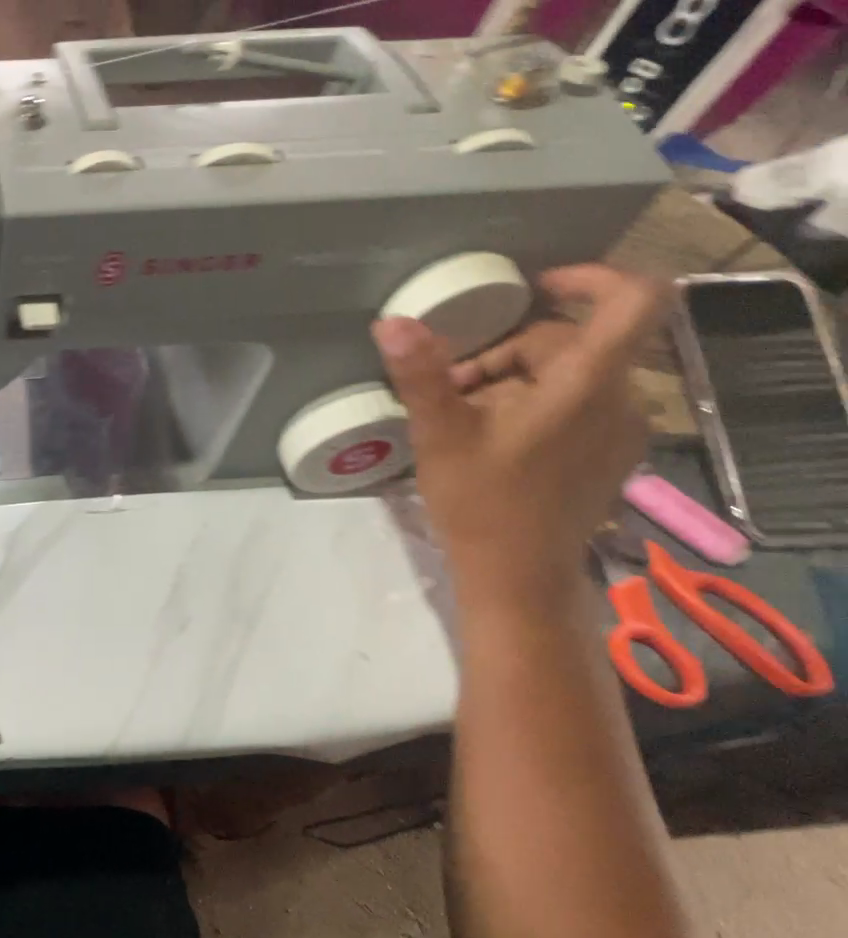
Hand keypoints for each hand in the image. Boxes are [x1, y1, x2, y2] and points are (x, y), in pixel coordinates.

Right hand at [372, 264, 661, 594]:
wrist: (518, 575)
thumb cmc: (481, 503)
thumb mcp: (440, 436)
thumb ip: (422, 374)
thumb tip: (392, 321)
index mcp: (585, 384)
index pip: (631, 298)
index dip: (592, 276)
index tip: (536, 286)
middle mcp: (621, 398)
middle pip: (572, 342)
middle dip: (508, 354)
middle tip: (453, 388)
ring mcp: (624, 429)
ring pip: (573, 375)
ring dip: (517, 382)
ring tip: (467, 419)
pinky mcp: (614, 455)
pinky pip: (581, 406)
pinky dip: (539, 405)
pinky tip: (497, 441)